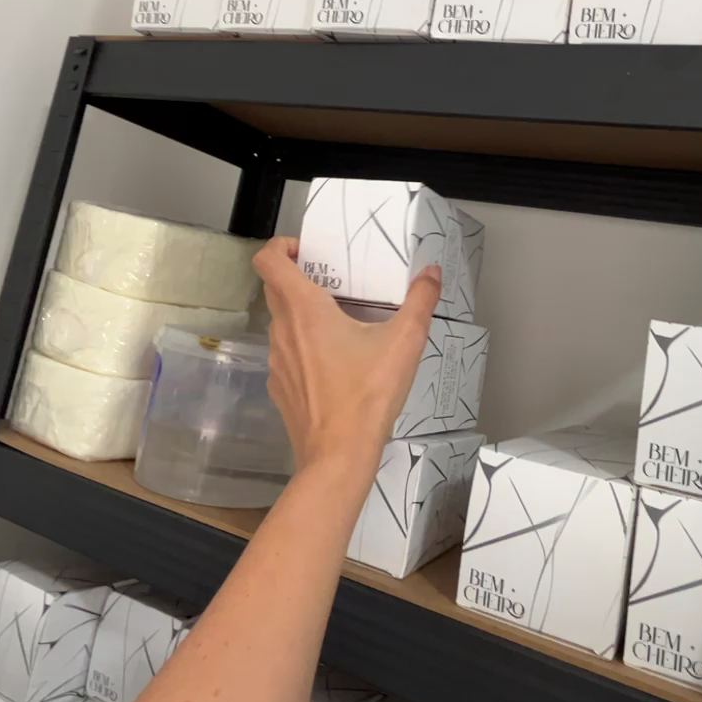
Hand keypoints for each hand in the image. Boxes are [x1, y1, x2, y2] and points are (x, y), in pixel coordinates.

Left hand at [254, 236, 440, 476]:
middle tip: (333, 280)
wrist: (338, 456)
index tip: (307, 250)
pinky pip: (287, 353)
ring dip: (303, 313)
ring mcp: (276, 360)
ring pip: (281, 321)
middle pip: (274, 287)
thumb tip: (432, 273)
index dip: (281, 245)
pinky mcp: (280, 386)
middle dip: (298, 276)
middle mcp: (282, 330)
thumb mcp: (404, 343)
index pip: (269, 260)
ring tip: (340, 321)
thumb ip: (420, 301)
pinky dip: (304, 346)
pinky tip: (335, 362)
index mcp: (304, 310)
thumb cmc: (367, 395)